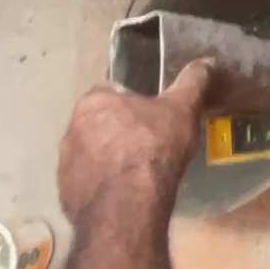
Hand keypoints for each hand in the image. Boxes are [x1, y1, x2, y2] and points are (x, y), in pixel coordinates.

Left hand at [58, 59, 214, 226]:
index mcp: (93, 104)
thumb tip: (205, 62)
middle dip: (123, 125)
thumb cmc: (154, 145)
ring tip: (144, 162)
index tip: (155, 108)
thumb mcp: (185, 105)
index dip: (135, 98)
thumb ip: (194, 79)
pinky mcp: (65, 196)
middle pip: (102, 121)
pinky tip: (131, 185)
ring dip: (113, 154)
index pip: (112, 91)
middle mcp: (70, 132)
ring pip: (94, 151)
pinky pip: (90, 179)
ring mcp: (64, 167)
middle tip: (153, 133)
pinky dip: (107, 179)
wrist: (128, 206)